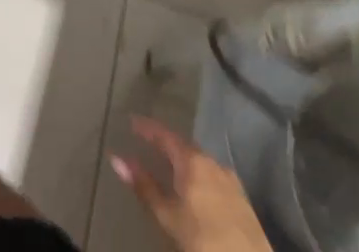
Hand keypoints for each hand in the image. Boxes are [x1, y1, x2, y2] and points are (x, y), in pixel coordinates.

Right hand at [111, 116, 270, 251]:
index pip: (166, 136)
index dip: (148, 128)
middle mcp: (214, 164)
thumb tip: (117, 159)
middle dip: (165, 143)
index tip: (131, 121)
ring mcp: (231, 180)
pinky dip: (197, 173)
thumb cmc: (202, 237)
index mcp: (194, 162)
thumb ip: (144, 185)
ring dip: (182, 159)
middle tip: (146, 141)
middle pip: (185, 146)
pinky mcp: (241, 198)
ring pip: (201, 161)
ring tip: (166, 163)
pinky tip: (192, 186)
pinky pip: (212, 175)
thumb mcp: (167, 214)